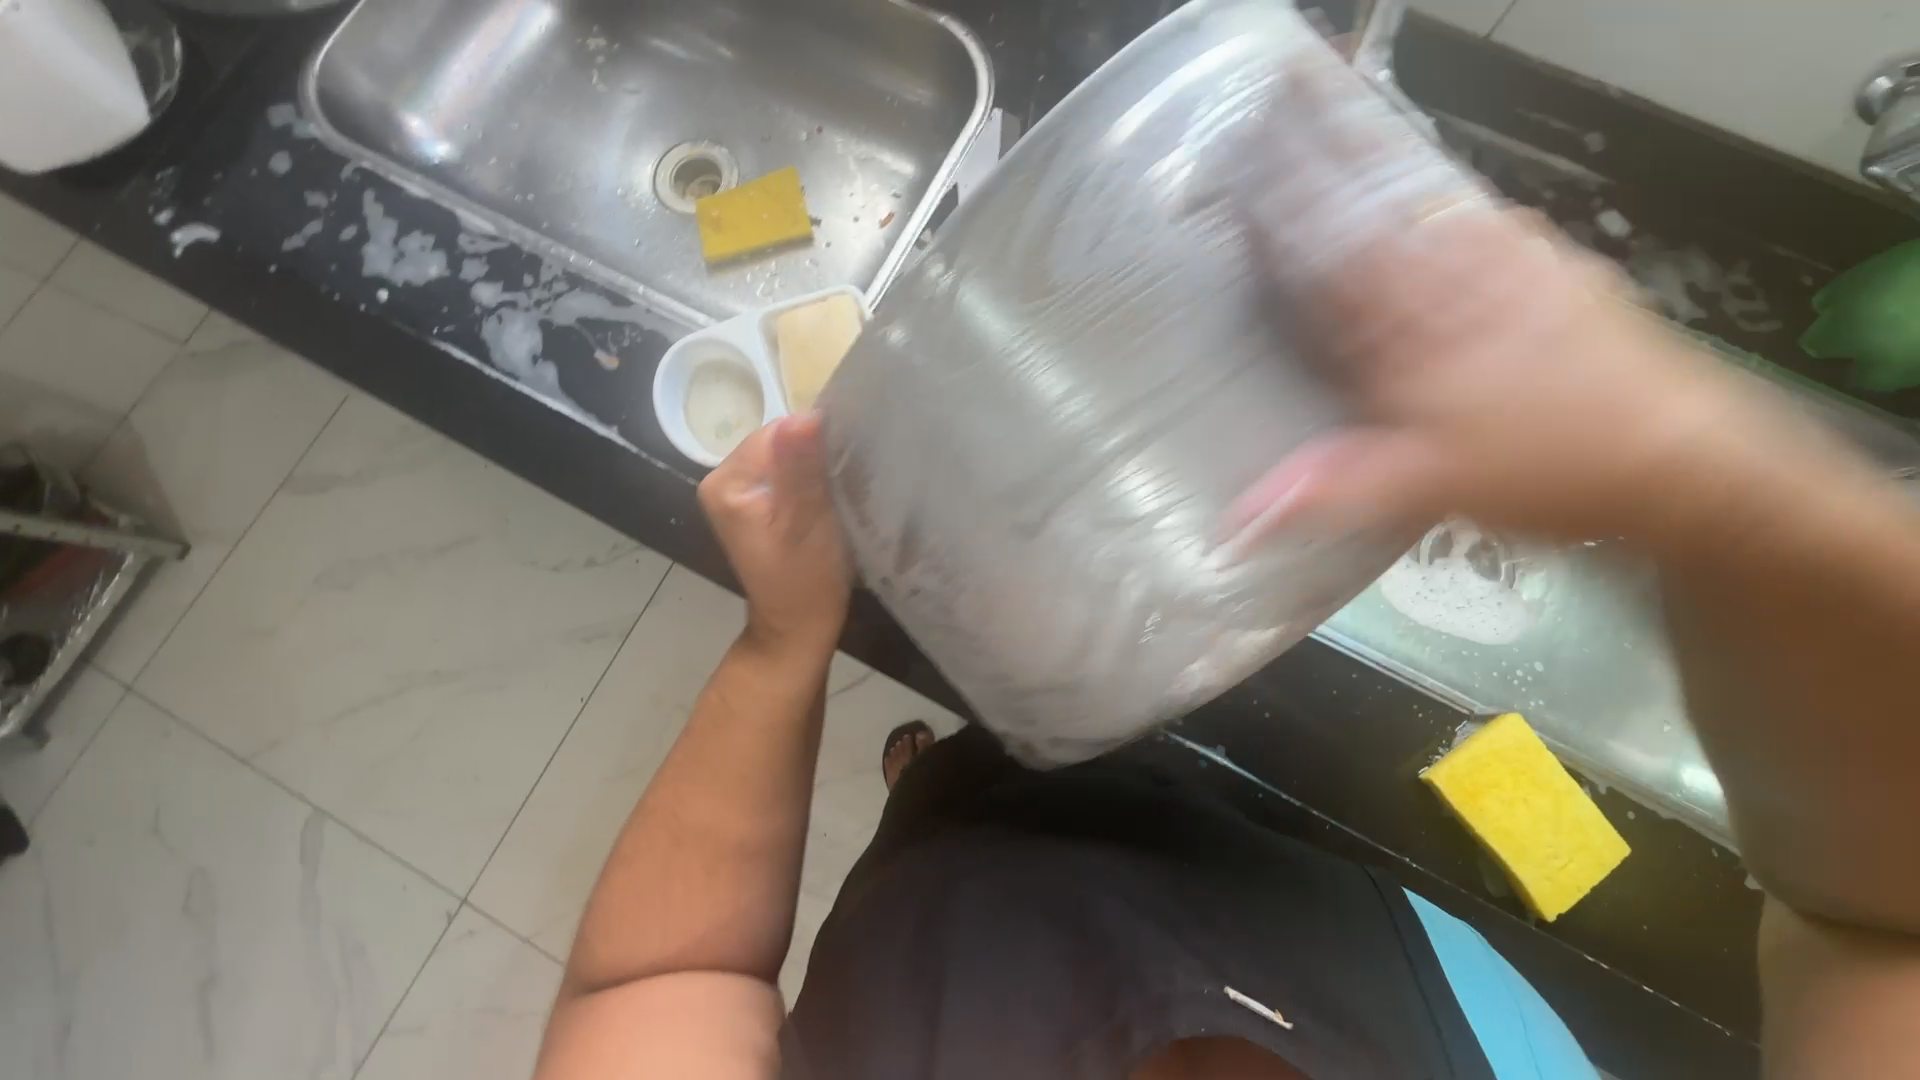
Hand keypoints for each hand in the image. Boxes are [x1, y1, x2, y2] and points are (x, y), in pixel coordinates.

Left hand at [698, 412, 852, 657]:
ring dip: (816, 471)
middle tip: (845, 485)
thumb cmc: (806, 583)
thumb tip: (804, 417)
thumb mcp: (808, 524)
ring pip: (786, 457)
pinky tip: (828, 503)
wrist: (798, 629)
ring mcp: (737, 494)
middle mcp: (722, 481)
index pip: (779, 432)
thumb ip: (802, 471)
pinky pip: (786, 475)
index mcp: (726, 483)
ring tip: (839, 495)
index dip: (817, 445)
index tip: (845, 469)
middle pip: (781, 442)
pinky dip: (810, 483)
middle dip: (816, 457)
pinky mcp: (754, 505)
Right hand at [1220, 45, 1809, 553]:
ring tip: (1351, 129)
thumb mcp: (1426, 487)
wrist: (1684, 461)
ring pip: (1430, 208)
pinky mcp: (1554, 280)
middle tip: (1291, 97)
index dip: (1286, 201)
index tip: (1248, 152)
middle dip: (1327, 151)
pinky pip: (1491, 229)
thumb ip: (1328, 490)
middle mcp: (1460, 284)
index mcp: (1414, 326)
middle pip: (1375, 208)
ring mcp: (1512, 272)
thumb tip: (1235, 521)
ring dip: (1385, 167)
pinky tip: (1457, 209)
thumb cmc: (1549, 467)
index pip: (1332, 251)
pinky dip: (1459, 211)